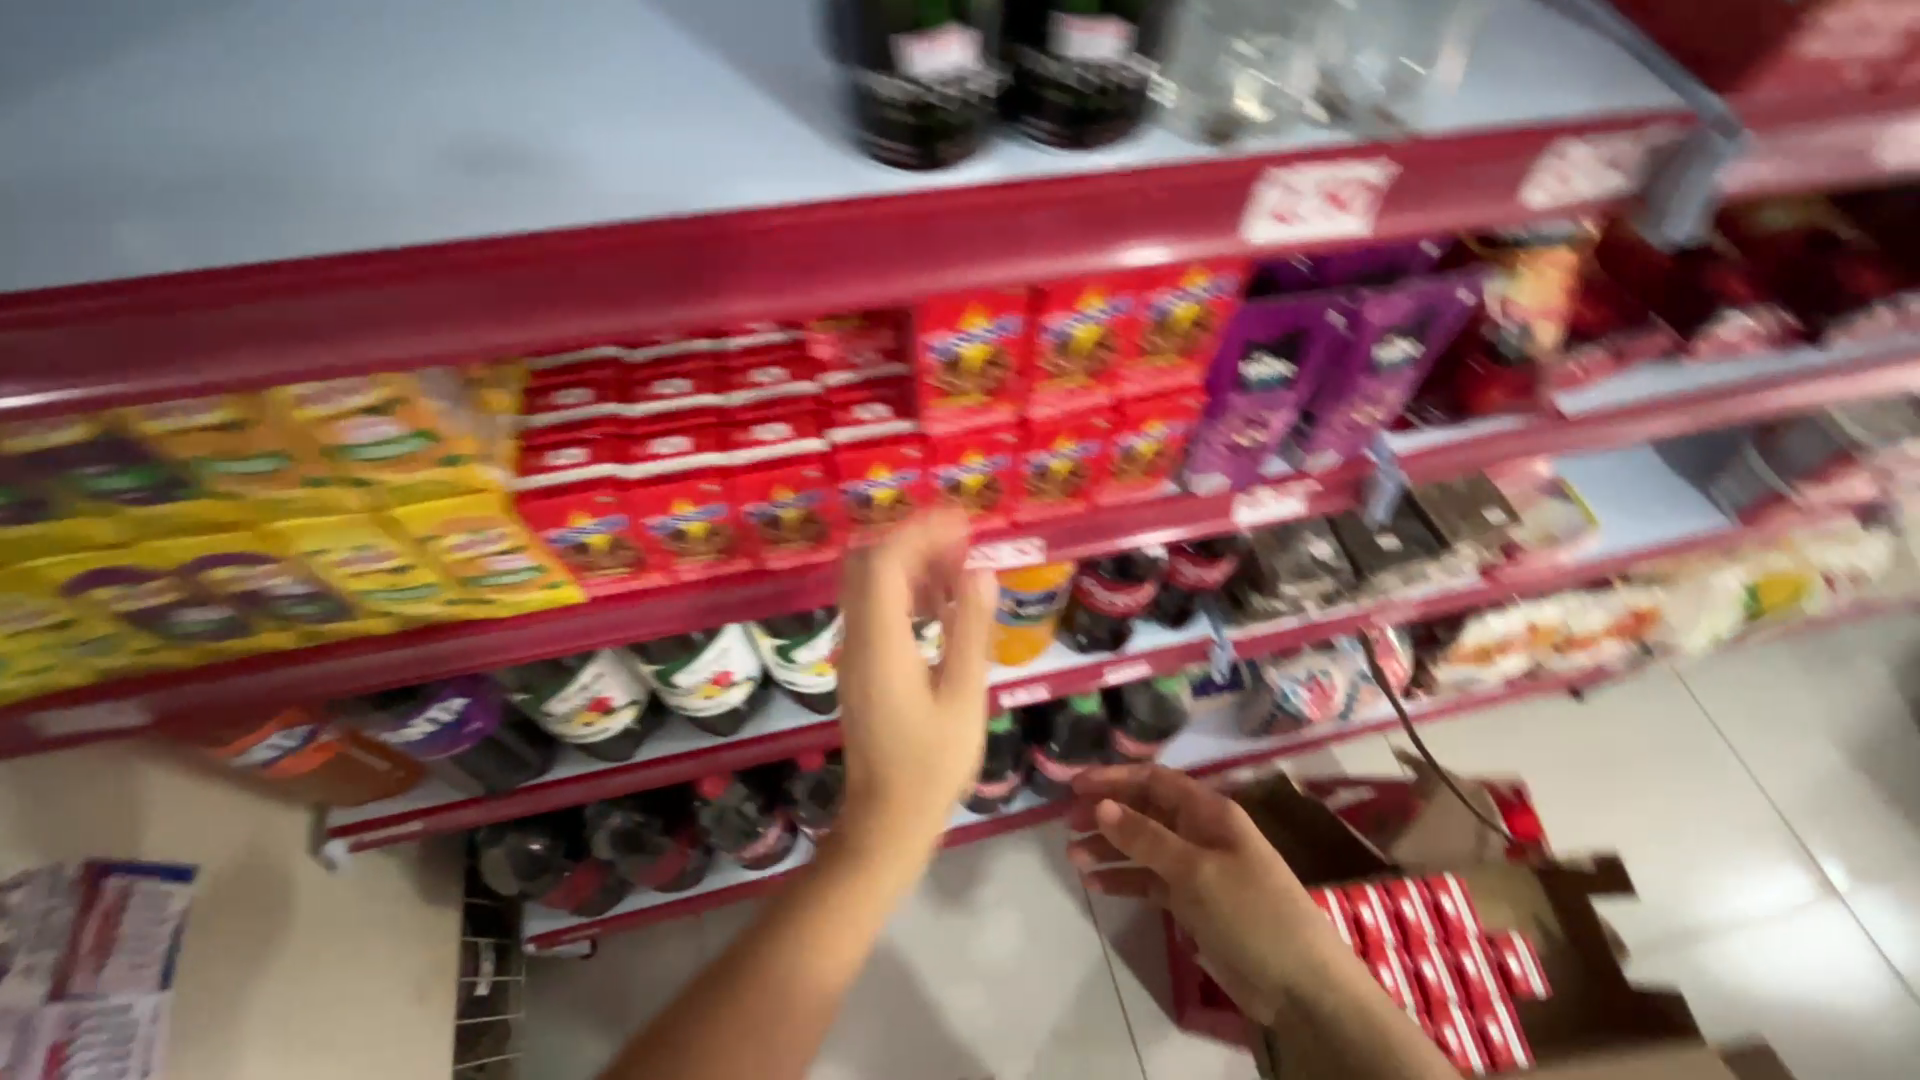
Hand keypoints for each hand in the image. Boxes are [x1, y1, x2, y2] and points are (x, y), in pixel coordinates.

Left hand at [836, 510, 997, 862]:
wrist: (886, 818)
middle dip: (913, 541)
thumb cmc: (931, 766)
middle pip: (868, 564)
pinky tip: (939, 609)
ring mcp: (852, 653)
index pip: (885, 563)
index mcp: (881, 645)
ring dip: (909, 566)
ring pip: (868, 585)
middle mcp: (856, 639)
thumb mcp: (964, 699)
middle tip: (963, 544)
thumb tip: (980, 572)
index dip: (920, 532)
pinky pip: (873, 609)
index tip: (963, 522)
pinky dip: (903, 593)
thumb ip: (970, 632)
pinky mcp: (858, 666)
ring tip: (960, 573)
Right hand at [1066, 765, 1331, 1023]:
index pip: (1154, 781)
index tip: (1074, 786)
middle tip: (1066, 823)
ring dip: (1109, 848)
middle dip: (1106, 813)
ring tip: (1073, 857)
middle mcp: (1201, 832)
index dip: (1114, 778)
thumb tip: (1100, 805)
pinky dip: (1125, 879)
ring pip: (1143, 847)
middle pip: (1145, 811)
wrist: (1300, 985)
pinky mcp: (1193, 903)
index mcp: (1209, 812)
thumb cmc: (1251, 912)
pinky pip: (1150, 880)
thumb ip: (1145, 837)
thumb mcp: (1196, 870)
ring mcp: (1197, 869)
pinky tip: (1096, 884)